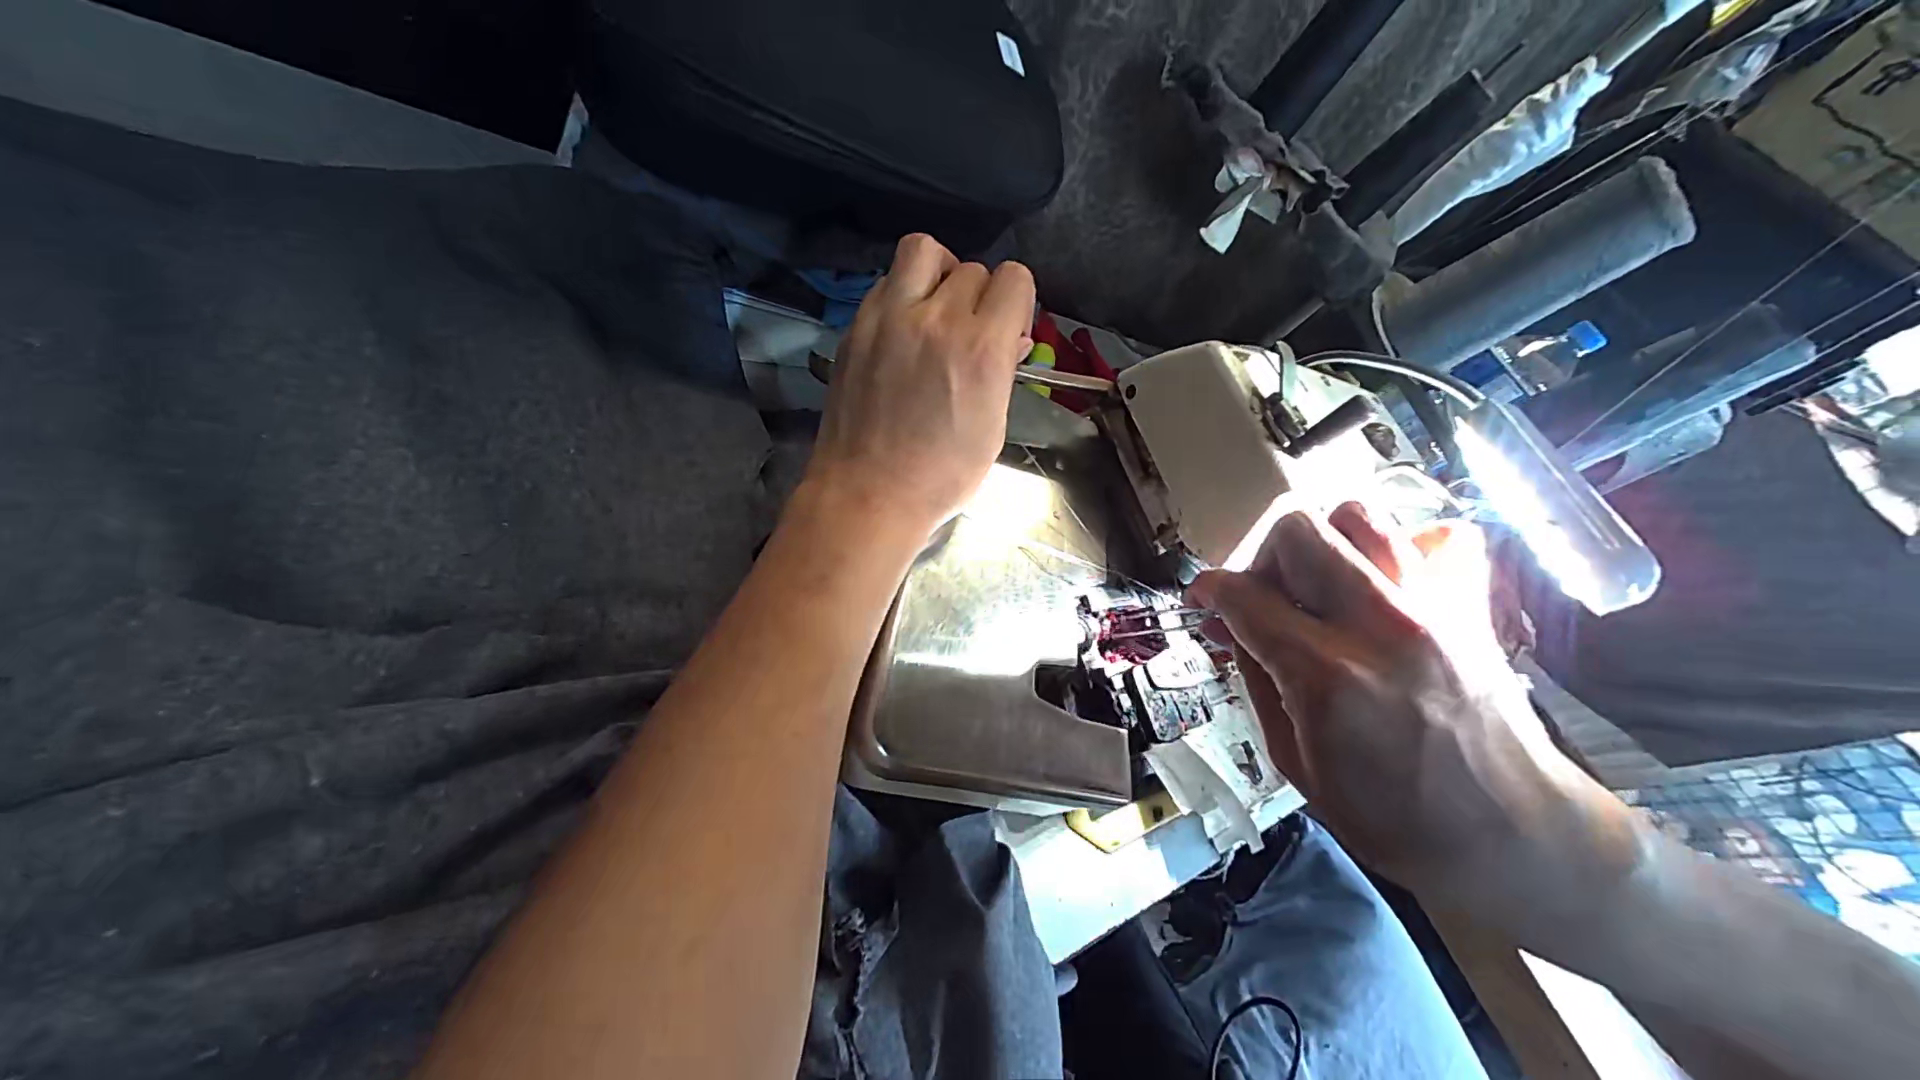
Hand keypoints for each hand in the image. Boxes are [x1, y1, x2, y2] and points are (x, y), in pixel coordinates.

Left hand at [804, 234, 1035, 534]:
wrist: (868, 494)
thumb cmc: (941, 476)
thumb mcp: (993, 430)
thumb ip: (1003, 373)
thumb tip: (1009, 340)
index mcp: (981, 348)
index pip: (1014, 278)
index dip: (1018, 303)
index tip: (1008, 329)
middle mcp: (936, 319)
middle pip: (972, 268)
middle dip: (981, 297)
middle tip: (970, 332)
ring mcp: (889, 318)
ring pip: (922, 250)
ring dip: (939, 271)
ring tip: (935, 307)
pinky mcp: (856, 327)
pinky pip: (886, 282)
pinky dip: (902, 294)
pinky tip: (902, 329)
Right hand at [1187, 504, 1639, 916]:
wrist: (1513, 840)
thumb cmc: (1392, 818)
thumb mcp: (1292, 761)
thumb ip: (1257, 680)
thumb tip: (1236, 630)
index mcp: (1326, 673)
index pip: (1244, 595)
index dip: (1208, 590)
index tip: (1203, 600)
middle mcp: (1379, 623)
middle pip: (1298, 531)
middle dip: (1263, 558)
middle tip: (1264, 599)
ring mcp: (1434, 607)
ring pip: (1360, 516)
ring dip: (1324, 544)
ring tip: (1319, 587)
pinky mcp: (1471, 607)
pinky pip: (1441, 536)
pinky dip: (1404, 546)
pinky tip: (1385, 584)